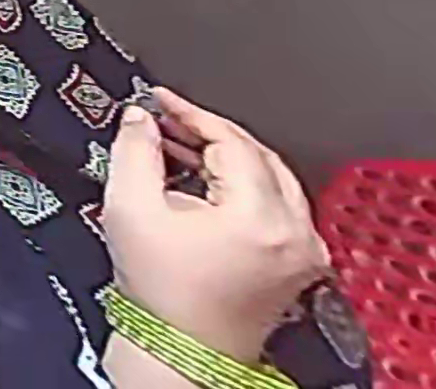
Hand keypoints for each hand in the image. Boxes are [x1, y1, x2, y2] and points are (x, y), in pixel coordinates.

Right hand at [103, 88, 330, 363]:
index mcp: (259, 216)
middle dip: (210, 128)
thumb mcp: (130, 203)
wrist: (182, 340)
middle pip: (260, 156)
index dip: (191, 112)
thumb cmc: (155, 274)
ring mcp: (305, 249)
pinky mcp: (298, 260)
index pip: (232, 143)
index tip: (155, 96)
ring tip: (174, 139)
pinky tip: (199, 172)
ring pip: (272, 177)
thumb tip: (139, 115)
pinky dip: (238, 176)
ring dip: (224, 151)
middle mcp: (297, 231)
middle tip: (163, 113)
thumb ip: (134, 150)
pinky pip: (275, 200)